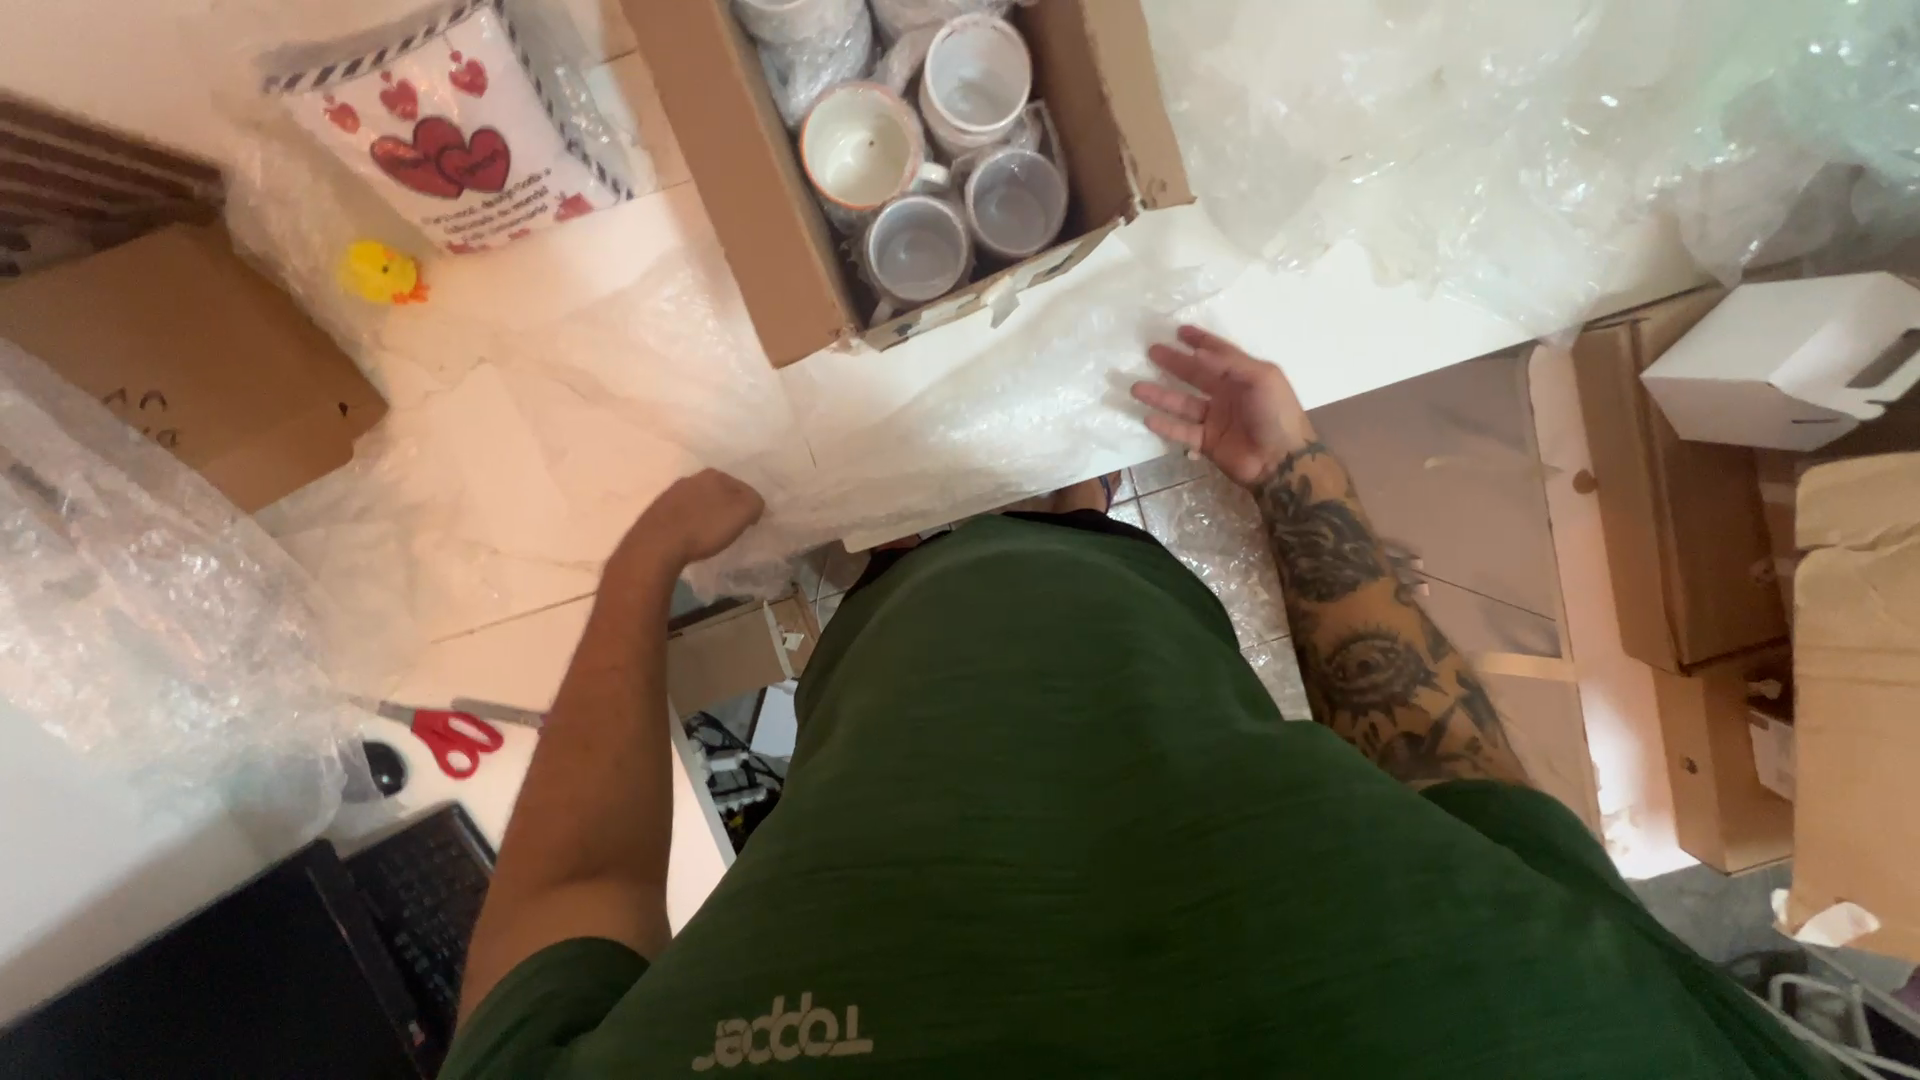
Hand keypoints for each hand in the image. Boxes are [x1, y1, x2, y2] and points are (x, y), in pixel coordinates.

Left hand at [612, 469, 764, 576]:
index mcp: (715, 475)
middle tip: (732, 526)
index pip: (744, 487)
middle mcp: (692, 477)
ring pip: (700, 501)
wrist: (658, 544)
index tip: (751, 523)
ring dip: (708, 513)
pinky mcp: (658, 509)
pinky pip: (683, 513)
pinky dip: (691, 521)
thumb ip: (756, 502)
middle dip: (728, 506)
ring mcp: (672, 492)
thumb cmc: (705, 528)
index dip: (751, 506)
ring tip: (710, 533)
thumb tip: (754, 504)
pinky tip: (691, 534)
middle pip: (720, 492)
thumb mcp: (742, 514)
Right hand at [1130, 325, 1316, 487]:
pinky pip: (1182, 431)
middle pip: (1195, 375)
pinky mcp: (1207, 442)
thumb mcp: (1261, 378)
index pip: (1219, 353)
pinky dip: (1166, 425)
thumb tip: (1198, 352)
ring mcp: (1216, 419)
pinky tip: (1148, 418)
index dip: (1200, 341)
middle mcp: (1228, 394)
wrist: (1281, 461)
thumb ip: (1229, 364)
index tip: (1179, 331)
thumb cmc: (1276, 414)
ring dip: (1160, 395)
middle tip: (1152, 352)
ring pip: (1182, 403)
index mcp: (1244, 376)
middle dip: (1174, 363)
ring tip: (1136, 387)